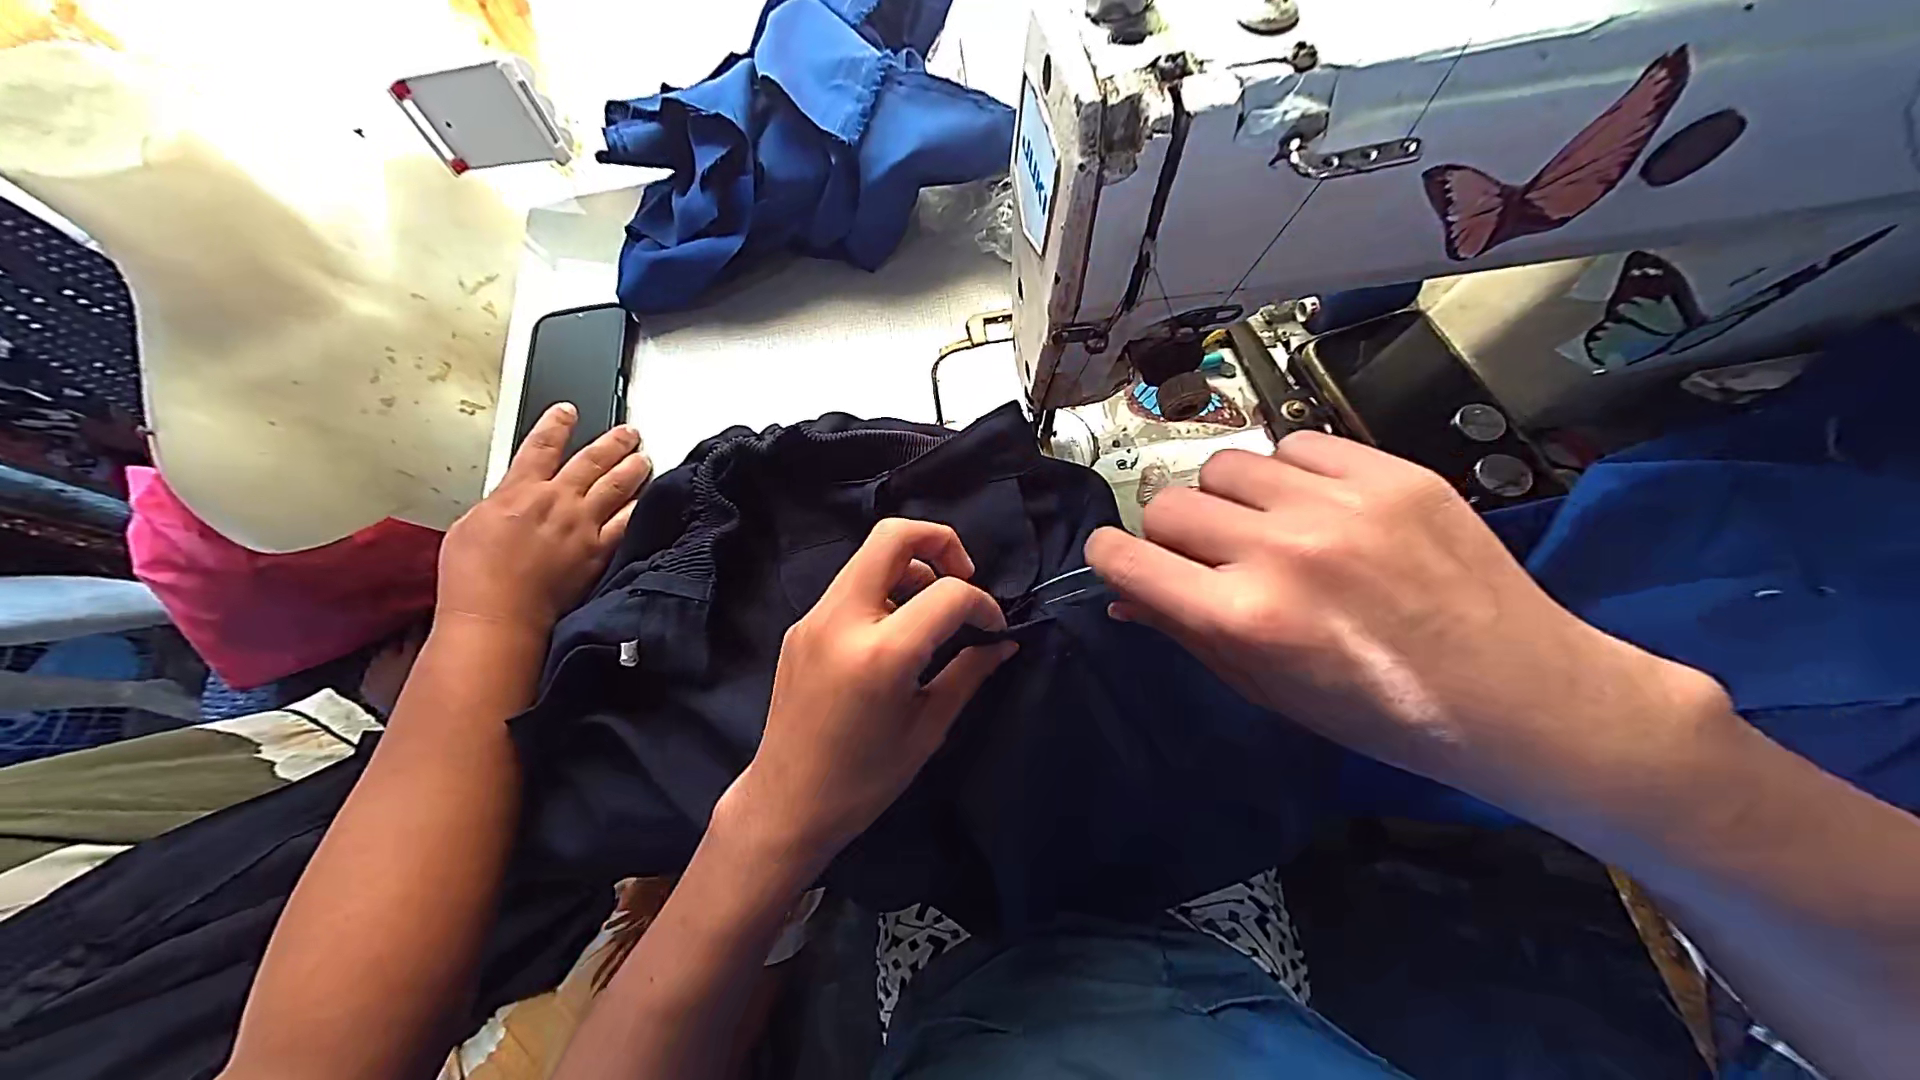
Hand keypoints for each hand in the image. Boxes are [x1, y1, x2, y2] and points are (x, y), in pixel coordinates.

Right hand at [437, 403, 652, 635]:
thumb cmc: (474, 576)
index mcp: (519, 491)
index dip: (556, 424)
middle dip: (613, 442)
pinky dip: (639, 507)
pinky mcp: (599, 550)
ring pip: (617, 486)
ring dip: (633, 468)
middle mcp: (556, 501)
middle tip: (629, 432)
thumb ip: (501, 503)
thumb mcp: (471, 524)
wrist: (498, 611)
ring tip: (644, 458)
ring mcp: (582, 525)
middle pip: (591, 461)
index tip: (569, 410)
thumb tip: (513, 497)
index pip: (541, 446)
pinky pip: (627, 522)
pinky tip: (650, 499)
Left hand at [719, 519, 1018, 870]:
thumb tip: (1003, 641)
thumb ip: (969, 672)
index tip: (993, 626)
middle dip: (940, 542)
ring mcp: (814, 619)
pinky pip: (851, 586)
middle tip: (963, 579)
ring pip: (869, 556)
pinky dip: (884, 589)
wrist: (786, 804)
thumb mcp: (929, 728)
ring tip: (930, 611)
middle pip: (893, 536)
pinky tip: (896, 631)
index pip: (947, 593)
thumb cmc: (864, 779)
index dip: (982, 603)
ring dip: (911, 566)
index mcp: (880, 654)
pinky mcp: (801, 627)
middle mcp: (841, 621)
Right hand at [1084, 432, 1727, 804]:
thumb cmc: (1375, 711)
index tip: (1123, 561)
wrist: (1520, 695)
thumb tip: (1123, 594)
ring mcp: (1340, 504)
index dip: (1110, 557)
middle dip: (1172, 534)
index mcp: (1244, 618)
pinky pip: (1296, 444)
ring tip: (1268, 528)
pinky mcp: (1391, 472)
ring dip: (1229, 501)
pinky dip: (1289, 475)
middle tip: (1210, 557)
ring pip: (1226, 466)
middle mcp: (1282, 551)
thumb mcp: (1264, 687)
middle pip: (1167, 503)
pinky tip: (1319, 506)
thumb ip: (1184, 630)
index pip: (1125, 557)